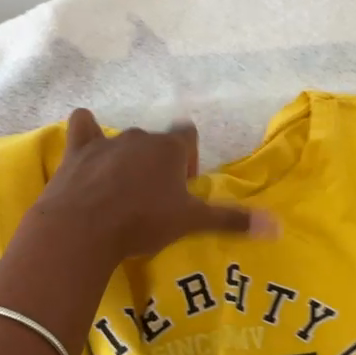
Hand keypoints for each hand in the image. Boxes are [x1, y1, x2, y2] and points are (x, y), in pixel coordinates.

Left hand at [22, 108, 276, 263]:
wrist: (84, 229)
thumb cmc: (143, 222)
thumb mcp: (191, 222)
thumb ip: (232, 220)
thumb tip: (277, 227)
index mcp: (170, 148)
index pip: (189, 136)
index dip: (189, 158)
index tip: (184, 186)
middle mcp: (141, 136)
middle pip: (156, 141)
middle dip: (158, 164)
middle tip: (155, 199)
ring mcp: (107, 141)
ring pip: (123, 139)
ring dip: (126, 158)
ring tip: (122, 192)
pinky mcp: (78, 150)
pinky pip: (83, 126)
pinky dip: (86, 133)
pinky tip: (86, 152)